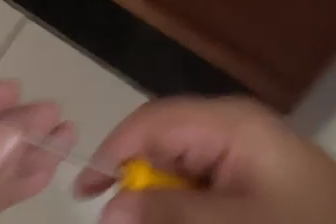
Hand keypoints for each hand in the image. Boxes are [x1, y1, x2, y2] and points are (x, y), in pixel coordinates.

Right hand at [76, 97, 335, 223]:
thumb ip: (173, 215)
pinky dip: (186, 211)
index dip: (115, 152)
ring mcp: (243, 155)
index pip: (155, 121)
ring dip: (161, 204)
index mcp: (228, 124)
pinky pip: (203, 190)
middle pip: (164, 147)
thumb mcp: (237, 223)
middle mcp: (231, 130)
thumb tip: (109, 208)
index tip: (84, 194)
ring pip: (181, 173)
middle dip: (136, 186)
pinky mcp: (251, 182)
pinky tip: (185, 222)